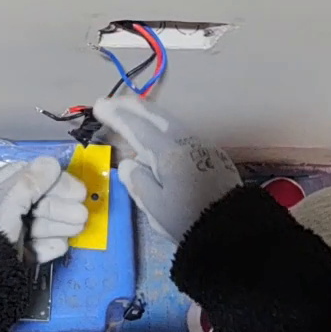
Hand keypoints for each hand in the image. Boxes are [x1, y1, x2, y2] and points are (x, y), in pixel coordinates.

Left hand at [0, 156, 89, 262]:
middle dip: (61, 206)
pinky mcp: (12, 255)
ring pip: (39, 225)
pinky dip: (48, 246)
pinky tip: (59, 246)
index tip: (77, 190)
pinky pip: (34, 247)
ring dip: (60, 224)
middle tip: (81, 214)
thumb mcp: (6, 201)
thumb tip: (51, 163)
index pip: (29, 177)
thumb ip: (30, 183)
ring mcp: (8, 233)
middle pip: (38, 202)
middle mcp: (1, 209)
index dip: (55, 181)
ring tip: (77, 227)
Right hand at [92, 94, 240, 242]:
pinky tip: (156, 132)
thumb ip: (138, 182)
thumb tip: (128, 164)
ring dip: (148, 114)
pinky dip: (162, 126)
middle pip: (156, 116)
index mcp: (168, 154)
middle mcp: (186, 142)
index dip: (117, 116)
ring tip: (130, 111)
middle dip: (132, 107)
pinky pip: (180, 132)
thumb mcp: (155, 207)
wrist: (231, 229)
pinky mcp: (211, 155)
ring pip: (170, 122)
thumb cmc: (188, 220)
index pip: (138, 128)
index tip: (99, 105)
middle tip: (112, 102)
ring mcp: (201, 146)